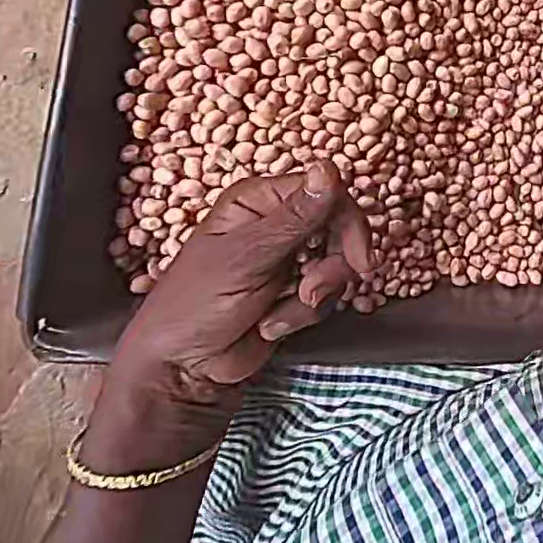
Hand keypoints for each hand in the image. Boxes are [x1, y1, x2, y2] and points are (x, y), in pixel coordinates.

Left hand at [85, 160, 373, 470]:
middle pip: (339, 228)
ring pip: (337, 264)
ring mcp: (289, 256)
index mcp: (260, 200)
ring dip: (313, 297)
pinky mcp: (296, 289)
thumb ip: (295, 217)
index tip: (361, 258)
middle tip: (310, 293)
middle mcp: (278, 221)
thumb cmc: (195, 305)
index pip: (326, 192)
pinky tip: (270, 325)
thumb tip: (328, 170)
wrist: (181, 373)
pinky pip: (327, 294)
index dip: (348, 223)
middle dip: (331, 267)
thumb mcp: (247, 257)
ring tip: (276, 316)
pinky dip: (302, 315)